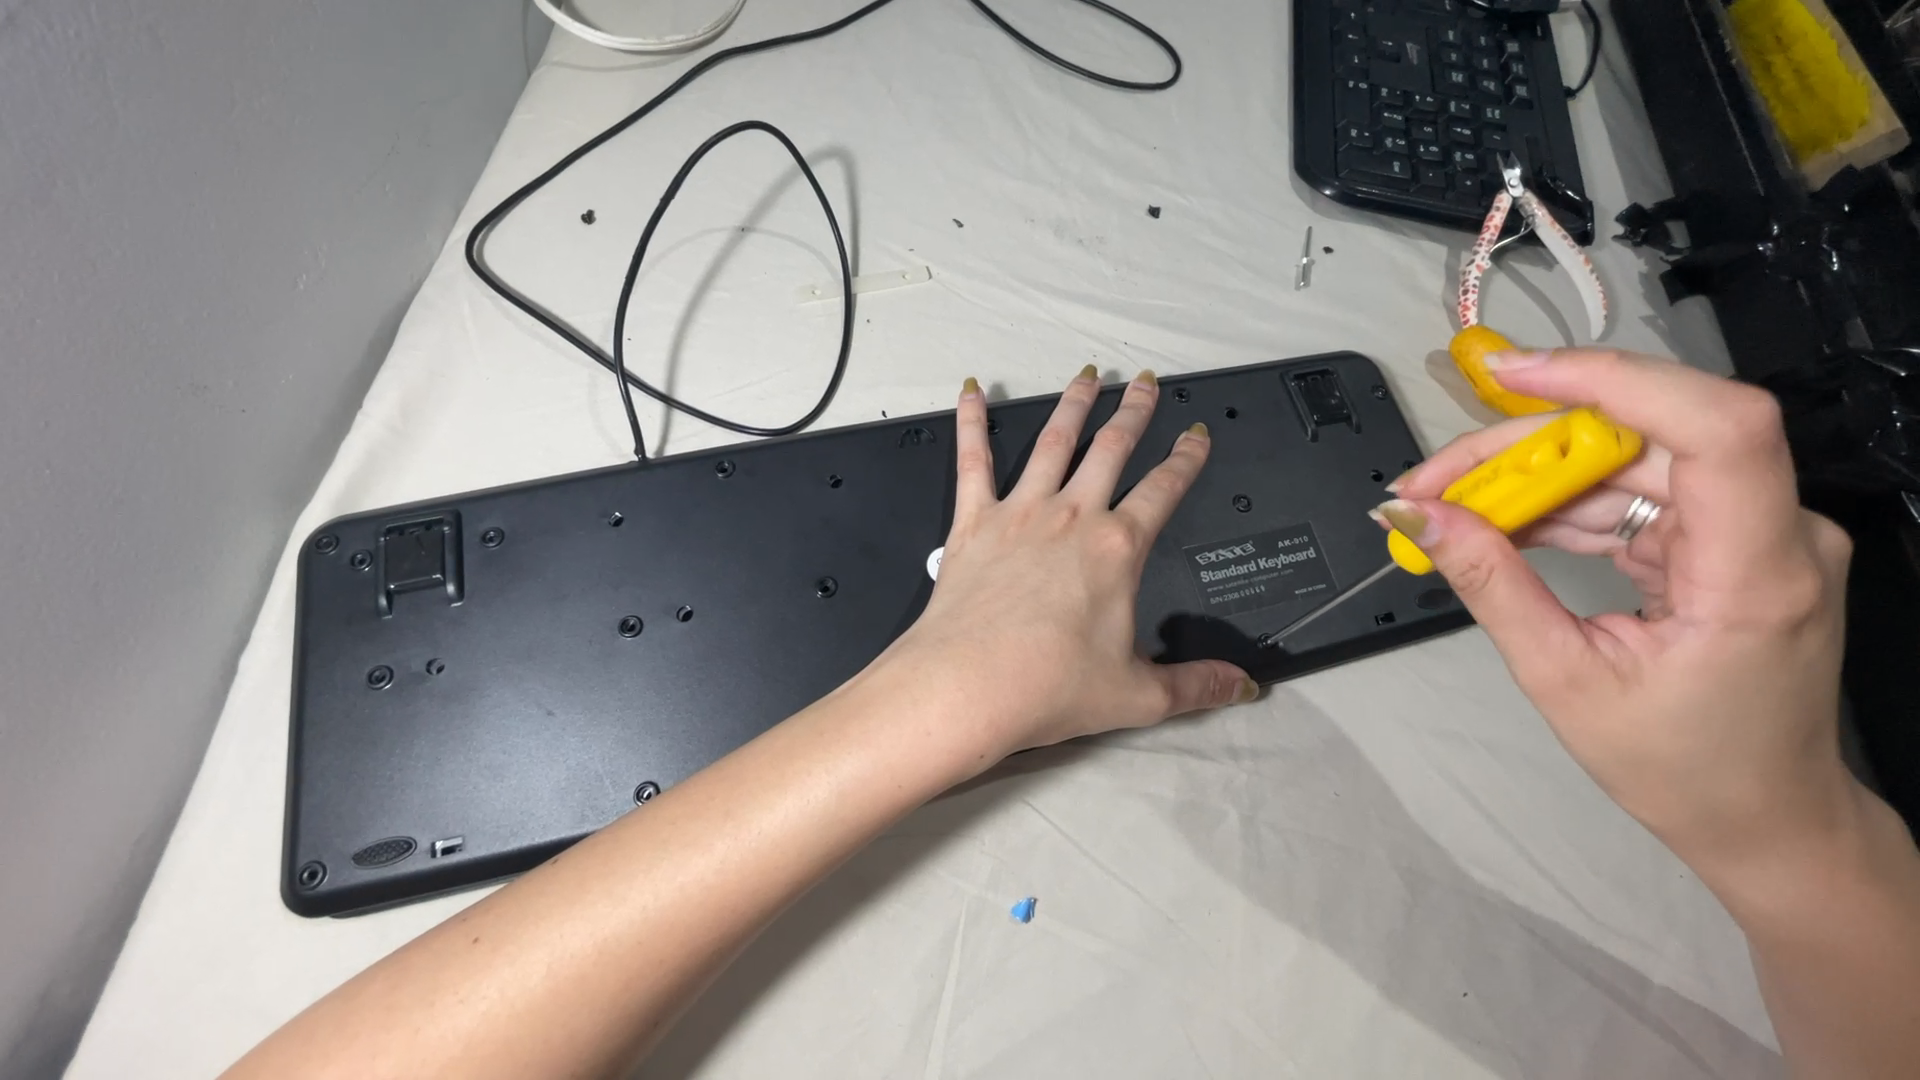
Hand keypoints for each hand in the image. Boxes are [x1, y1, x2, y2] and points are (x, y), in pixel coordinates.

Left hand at [880, 366, 1256, 764]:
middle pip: (1112, 449)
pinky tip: (970, 392)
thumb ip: (1195, 685)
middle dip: (1134, 412)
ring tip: (1087, 376)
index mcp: (1117, 549)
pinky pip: (972, 460)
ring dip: (1073, 405)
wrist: (969, 684)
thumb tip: (1241, 686)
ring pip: (1053, 441)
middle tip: (1144, 383)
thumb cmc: (1048, 686)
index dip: (1185, 459)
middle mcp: (1071, 517)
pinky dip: (970, 422)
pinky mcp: (973, 521)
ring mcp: (1020, 512)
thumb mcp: (1138, 694)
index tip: (1194, 436)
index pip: (1163, 490)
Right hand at [1382, 349, 1855, 864]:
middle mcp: (1772, 531)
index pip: (1715, 426)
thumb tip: (1414, 516)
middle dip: (1524, 447)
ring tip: (1445, 508)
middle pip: (1643, 438)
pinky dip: (1555, 508)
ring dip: (1527, 479)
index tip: (1511, 375)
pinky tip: (1496, 526)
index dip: (1613, 379)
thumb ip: (1489, 583)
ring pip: (1625, 464)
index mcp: (1756, 571)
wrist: (1761, 816)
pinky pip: (1628, 499)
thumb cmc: (1677, 765)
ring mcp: (1747, 533)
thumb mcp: (1561, 676)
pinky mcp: (1717, 544)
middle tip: (1429, 481)